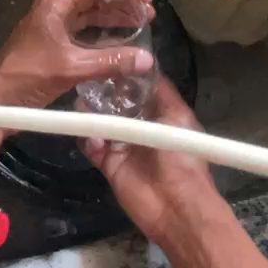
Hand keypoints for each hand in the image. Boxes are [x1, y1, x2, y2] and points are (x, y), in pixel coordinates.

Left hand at [0, 0, 155, 109]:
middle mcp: (56, 7)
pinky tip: (123, 43)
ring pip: (92, 13)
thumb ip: (110, 62)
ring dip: (116, 17)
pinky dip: (105, 34)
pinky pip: (86, 31)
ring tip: (143, 25)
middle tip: (149, 15)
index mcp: (56, 2)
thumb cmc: (27, 75)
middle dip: (123, 2)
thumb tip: (147, 58)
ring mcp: (56, 25)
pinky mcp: (57, 43)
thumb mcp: (71, 67)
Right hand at [80, 75, 219, 245]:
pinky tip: (93, 139)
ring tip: (83, 108)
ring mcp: (123, 144)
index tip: (106, 58)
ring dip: (90, 113)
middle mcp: (139, 125)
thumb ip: (161, 93)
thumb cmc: (183, 158)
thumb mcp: (178, 119)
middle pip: (114, 103)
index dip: (123, 75)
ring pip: (99, 122)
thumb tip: (146, 65)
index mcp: (159, 113)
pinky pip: (92, 146)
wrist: (178, 208)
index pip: (137, 88)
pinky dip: (88, 139)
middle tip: (87, 82)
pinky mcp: (109, 163)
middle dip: (101, 93)